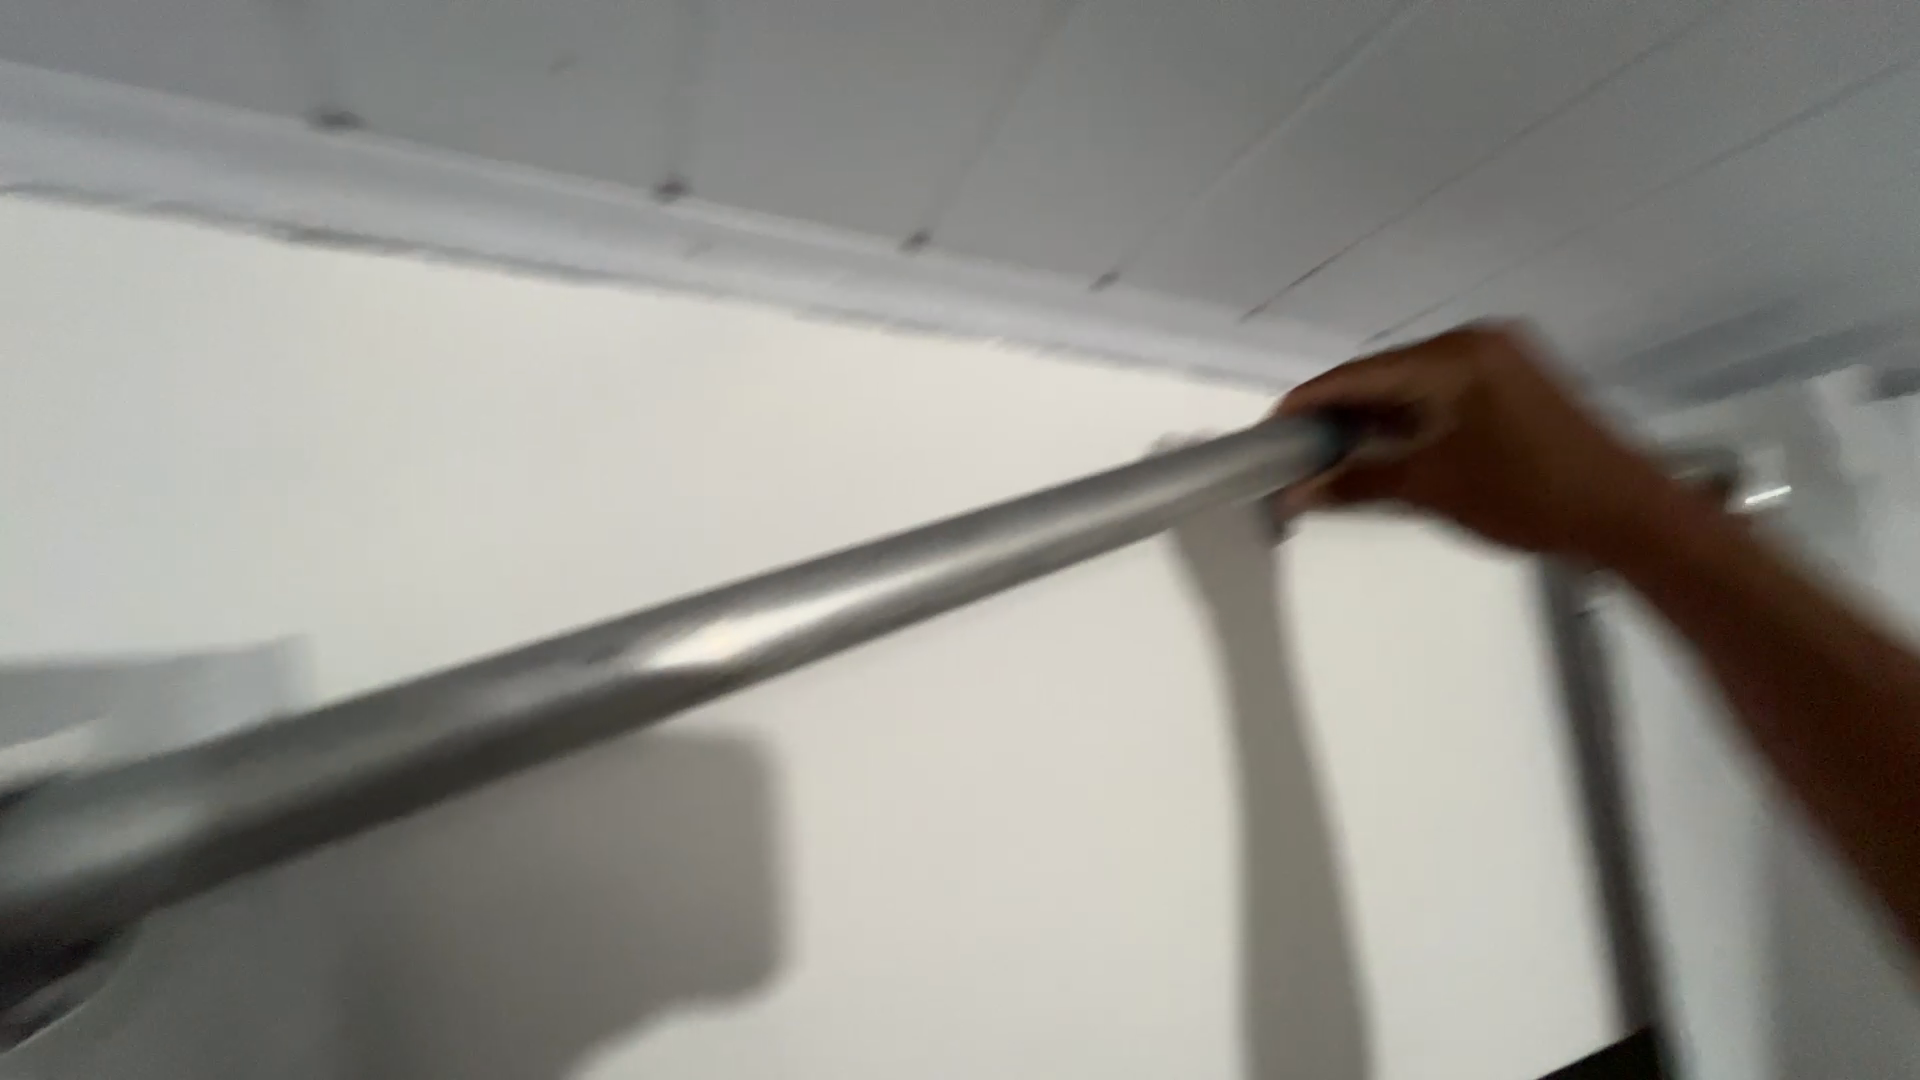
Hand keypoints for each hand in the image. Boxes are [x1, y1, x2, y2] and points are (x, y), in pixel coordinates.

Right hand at [1273, 322, 1680, 560]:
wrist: (1630, 515)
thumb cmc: (1525, 495)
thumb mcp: (1429, 488)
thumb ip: (1354, 483)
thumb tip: (1293, 496)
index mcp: (1453, 358)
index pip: (1357, 374)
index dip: (1307, 402)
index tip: (1267, 429)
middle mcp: (1473, 343)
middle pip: (1380, 375)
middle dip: (1334, 412)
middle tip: (1294, 448)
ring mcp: (1497, 360)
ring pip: (1407, 385)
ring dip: (1368, 417)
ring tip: (1326, 452)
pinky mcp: (1510, 382)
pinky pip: (1436, 392)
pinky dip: (1403, 419)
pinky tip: (1377, 445)